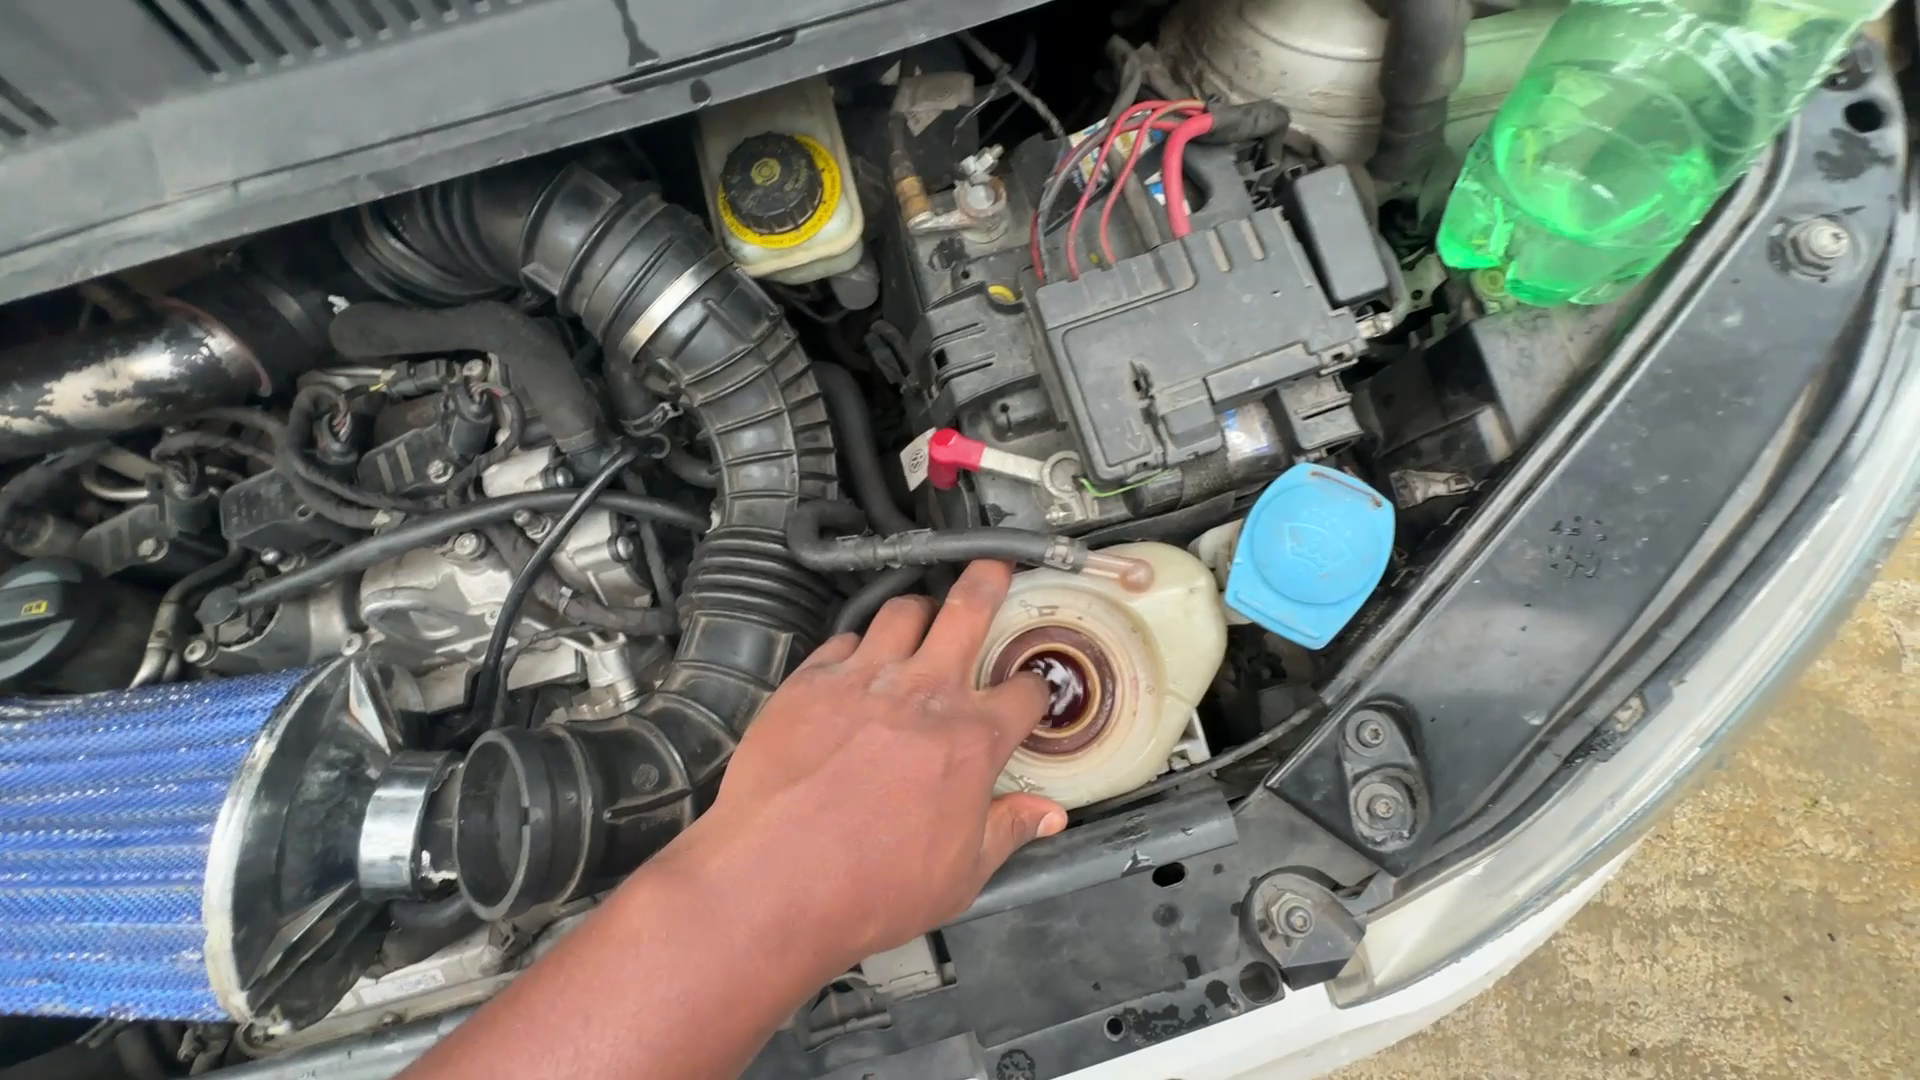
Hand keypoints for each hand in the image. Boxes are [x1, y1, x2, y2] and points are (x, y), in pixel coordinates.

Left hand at [694, 559, 1066, 964]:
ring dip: (918, 610)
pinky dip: (857, 646)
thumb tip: (1050, 816)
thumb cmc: (872, 887)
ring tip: (920, 617)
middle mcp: (923, 694)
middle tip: (993, 564)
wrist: (773, 881)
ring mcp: (864, 680)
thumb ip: (1008, 831)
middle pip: (968, 610)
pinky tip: (856, 663)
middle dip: (988, 578)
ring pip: (901, 611)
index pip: (1024, 693)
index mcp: (970, 739)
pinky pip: (843, 641)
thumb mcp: (960, 875)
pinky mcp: (811, 682)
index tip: (1030, 693)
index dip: (1034, 690)